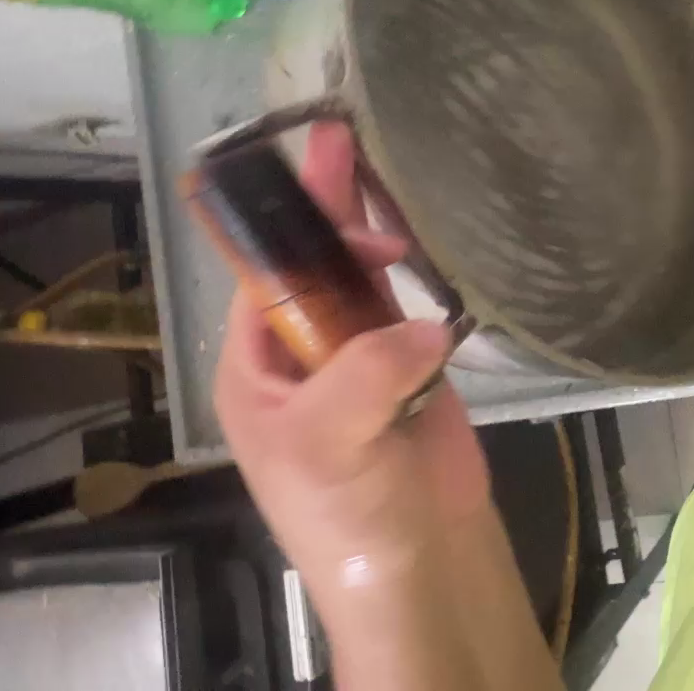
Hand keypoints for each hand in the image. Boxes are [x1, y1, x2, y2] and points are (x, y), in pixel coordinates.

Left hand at [213, 122, 490, 616]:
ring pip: (364, 279)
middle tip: (343, 137)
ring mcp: (361, 356)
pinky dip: (423, 270)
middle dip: (329, 207)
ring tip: (393, 174)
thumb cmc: (349, 510)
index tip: (344, 197)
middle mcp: (305, 352)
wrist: (420, 556)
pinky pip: (411, 305)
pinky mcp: (411, 364)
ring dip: (377, 232)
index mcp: (259, 364)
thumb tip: (427, 324)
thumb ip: (364, 376)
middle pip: (314, 264)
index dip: (299, 230)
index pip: (267, 276)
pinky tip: (433, 237)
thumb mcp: (329, 445)